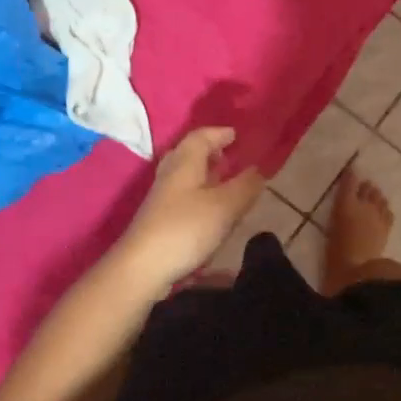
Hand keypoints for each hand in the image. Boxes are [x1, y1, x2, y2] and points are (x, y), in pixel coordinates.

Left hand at [113, 127, 264, 293]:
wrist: (142, 268)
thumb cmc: (185, 229)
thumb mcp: (224, 206)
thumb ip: (245, 186)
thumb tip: (257, 170)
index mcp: (184, 163)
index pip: (200, 136)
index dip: (219, 133)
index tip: (238, 135)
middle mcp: (170, 176)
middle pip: (190, 155)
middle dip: (211, 153)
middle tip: (233, 158)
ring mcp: (162, 200)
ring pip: (187, 178)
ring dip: (207, 177)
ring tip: (229, 185)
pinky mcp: (161, 222)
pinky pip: (185, 199)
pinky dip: (201, 198)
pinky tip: (215, 216)